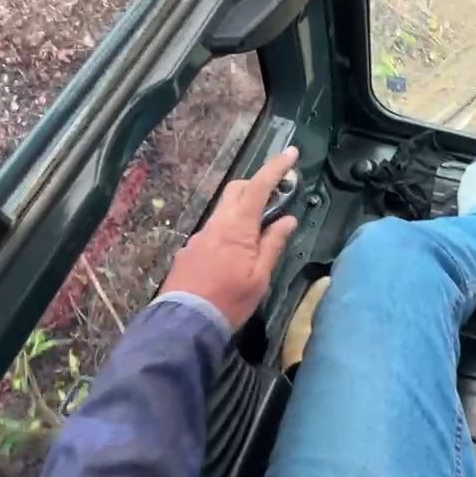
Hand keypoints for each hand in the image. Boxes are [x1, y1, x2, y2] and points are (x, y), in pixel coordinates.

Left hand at [159, 147, 300, 328]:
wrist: (184, 323)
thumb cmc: (229, 301)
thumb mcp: (260, 277)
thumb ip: (273, 244)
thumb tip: (288, 219)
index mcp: (238, 226)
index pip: (259, 186)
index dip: (276, 167)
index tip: (291, 152)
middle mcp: (217, 223)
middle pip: (238, 190)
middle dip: (257, 185)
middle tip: (276, 199)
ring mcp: (201, 235)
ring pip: (225, 209)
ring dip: (243, 210)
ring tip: (257, 233)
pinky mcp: (190, 249)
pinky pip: (214, 229)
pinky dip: (229, 230)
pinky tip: (233, 255)